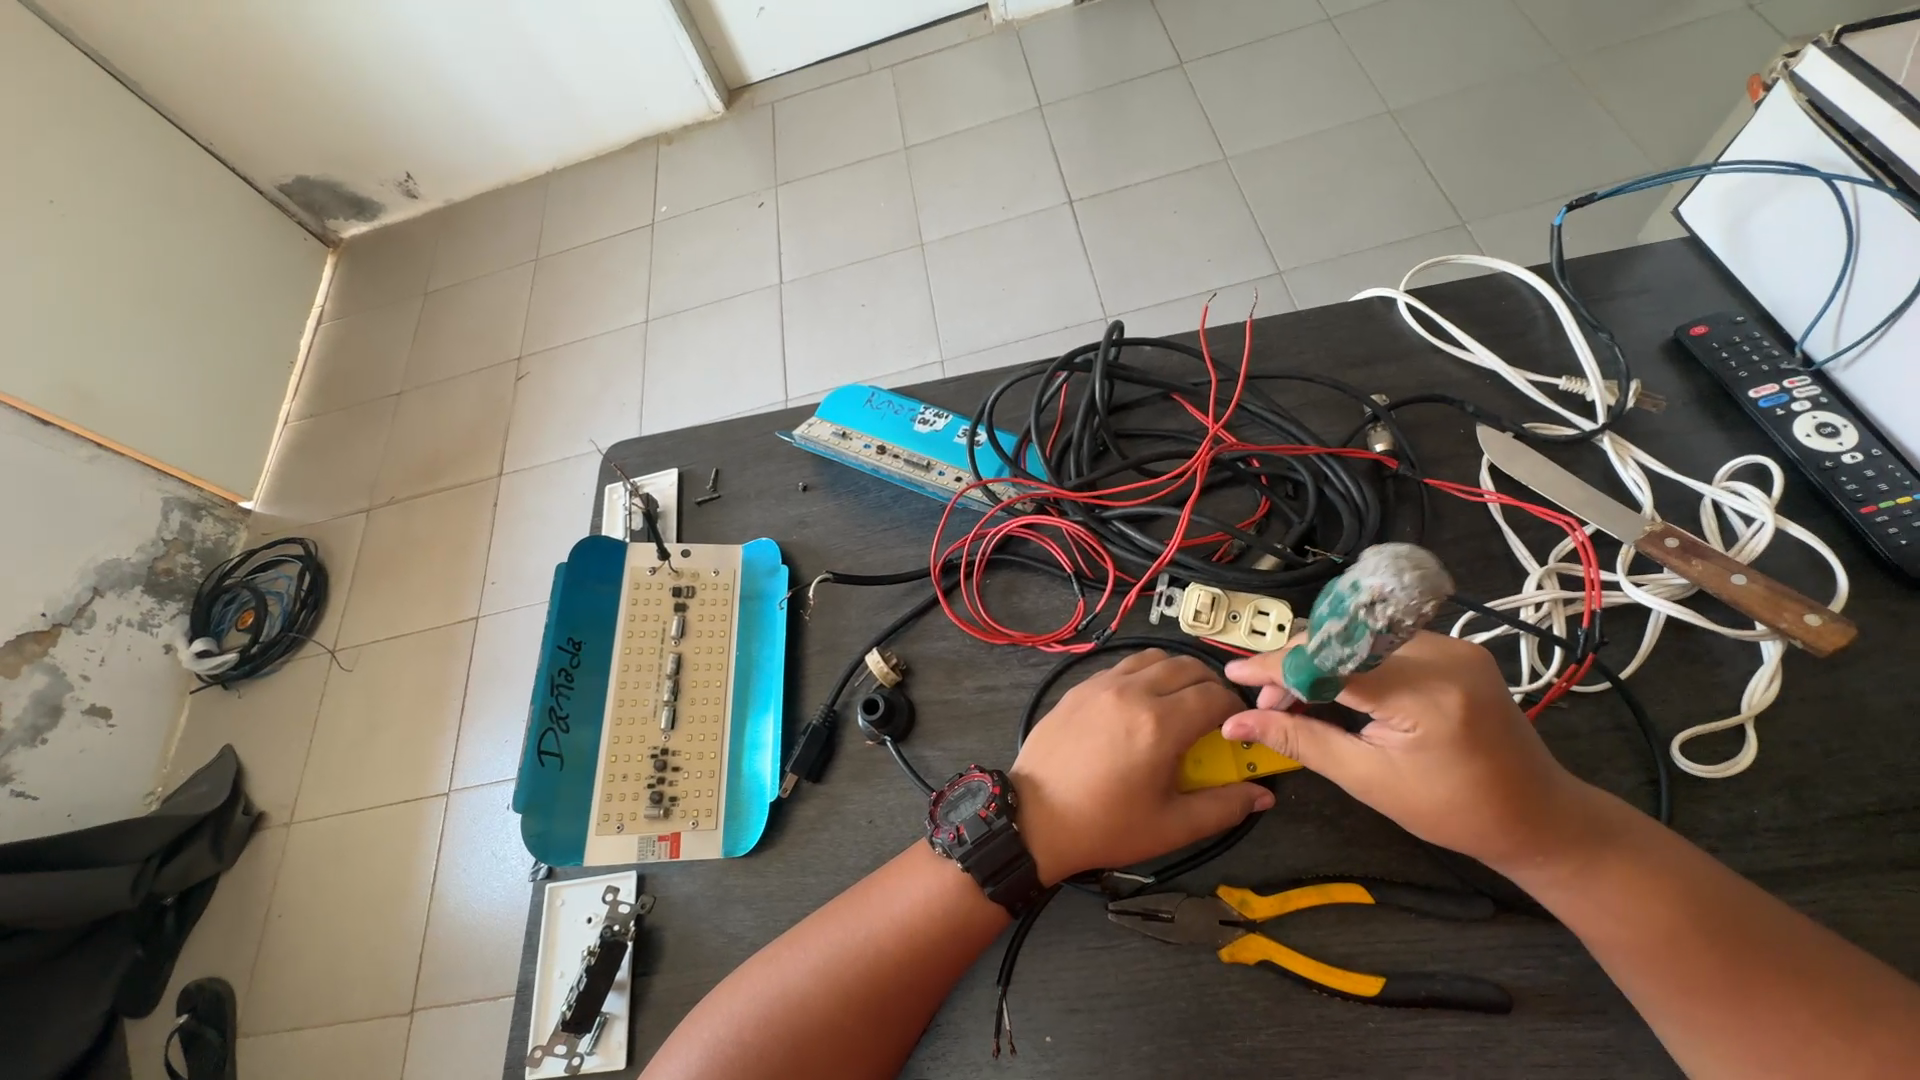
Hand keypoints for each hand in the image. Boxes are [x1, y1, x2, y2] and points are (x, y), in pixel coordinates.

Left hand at [1011, 649, 1274, 884]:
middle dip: (1210, 686)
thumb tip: (1263, 795)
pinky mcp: (1079, 687)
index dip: (1235, 708)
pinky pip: (1122, 666)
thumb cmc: (1105, 826)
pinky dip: (1143, 674)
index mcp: (1160, 724)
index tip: (1236, 728)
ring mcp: (1101, 684)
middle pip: (1188, 667)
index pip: (1215, 696)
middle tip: (1212, 715)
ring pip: (1154, 657)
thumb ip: (1223, 806)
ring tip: (1179, 703)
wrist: (1034, 819)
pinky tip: (1141, 703)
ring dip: (1176, 673)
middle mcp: (1133, 692)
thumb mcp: (1172, 826)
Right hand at [1221, 632, 1593, 870]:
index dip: (1275, 665)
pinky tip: (1330, 686)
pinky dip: (1346, 660)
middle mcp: (1442, 655)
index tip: (1233, 674)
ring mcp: (1453, 646)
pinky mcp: (1454, 648)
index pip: (1330, 660)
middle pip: (1341, 639)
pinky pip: (1381, 642)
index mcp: (1424, 693)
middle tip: (1264, 700)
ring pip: (1358, 636)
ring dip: (1316, 659)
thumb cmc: (1454, 811)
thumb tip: (1236, 723)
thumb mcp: (1369, 781)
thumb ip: (1300, 741)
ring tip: (1292, 696)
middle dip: (1292, 663)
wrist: (1539, 814)